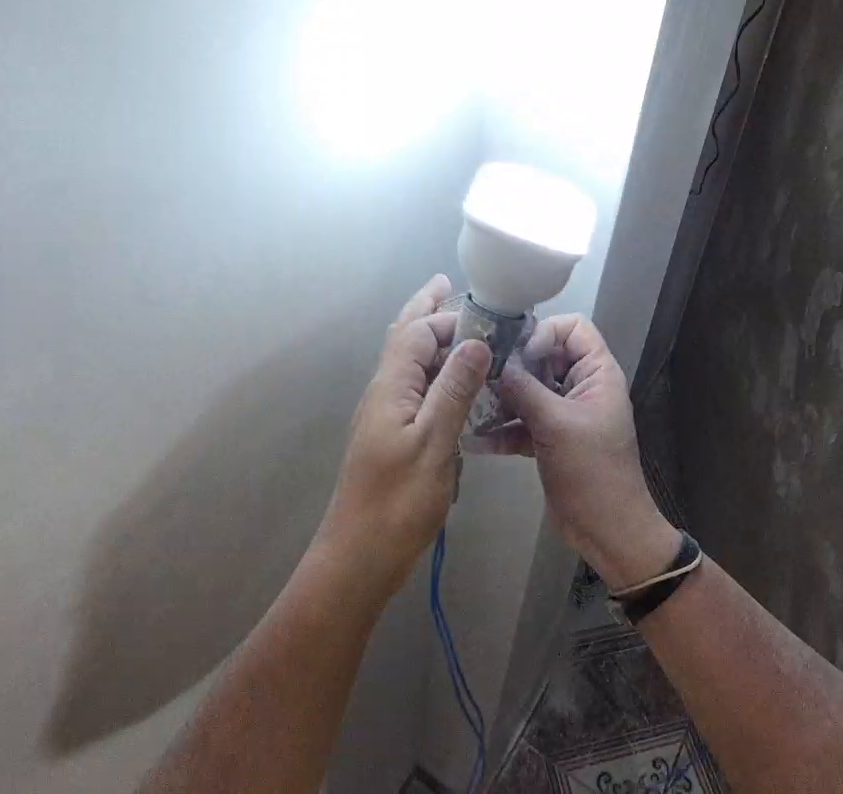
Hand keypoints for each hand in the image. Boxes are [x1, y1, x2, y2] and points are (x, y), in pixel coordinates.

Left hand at [314, 275, 490, 598]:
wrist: (359, 556)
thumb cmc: (397, 501)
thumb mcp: (433, 444)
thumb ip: (453, 391)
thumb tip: (475, 341)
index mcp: (390, 389)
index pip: (416, 333)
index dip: (447, 315)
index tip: (483, 306)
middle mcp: (384, 394)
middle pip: (404, 340)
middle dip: (424, 311)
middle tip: (447, 285)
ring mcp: (386, 417)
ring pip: (408, 365)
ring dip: (429, 339)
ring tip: (455, 323)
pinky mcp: (393, 438)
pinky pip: (414, 390)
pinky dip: (433, 372)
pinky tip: (453, 382)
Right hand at [490, 315, 679, 591]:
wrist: (607, 530)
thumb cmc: (592, 472)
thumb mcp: (556, 426)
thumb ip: (525, 390)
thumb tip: (495, 363)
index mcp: (597, 374)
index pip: (573, 328)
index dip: (544, 333)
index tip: (518, 354)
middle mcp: (582, 388)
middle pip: (545, 357)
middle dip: (514, 366)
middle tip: (482, 375)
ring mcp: (565, 414)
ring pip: (530, 391)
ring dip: (503, 398)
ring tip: (472, 405)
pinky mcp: (551, 440)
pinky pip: (524, 422)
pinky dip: (504, 429)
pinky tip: (477, 440)